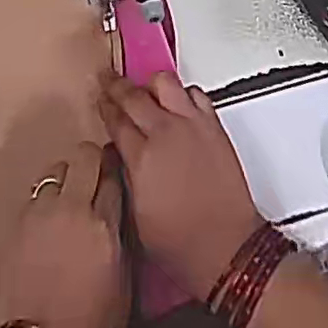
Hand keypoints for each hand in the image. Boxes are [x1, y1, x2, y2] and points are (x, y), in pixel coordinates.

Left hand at [0, 142, 128, 327]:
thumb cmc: (91, 325)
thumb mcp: (121, 280)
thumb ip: (117, 234)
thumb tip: (113, 208)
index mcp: (103, 225)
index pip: (113, 175)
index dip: (115, 170)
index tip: (114, 172)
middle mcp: (71, 209)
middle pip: (84, 156)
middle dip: (91, 160)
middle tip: (93, 174)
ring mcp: (39, 214)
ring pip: (55, 170)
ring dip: (64, 179)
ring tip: (66, 201)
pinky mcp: (15, 224)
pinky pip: (33, 197)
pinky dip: (43, 203)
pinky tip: (46, 224)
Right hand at [99, 74, 264, 297]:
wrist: (226, 247)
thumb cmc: (182, 242)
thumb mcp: (137, 216)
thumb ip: (126, 176)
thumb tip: (119, 154)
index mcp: (141, 157)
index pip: (116, 119)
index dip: (105, 107)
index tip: (101, 99)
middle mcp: (164, 133)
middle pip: (133, 95)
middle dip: (117, 85)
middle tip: (109, 79)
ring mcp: (191, 125)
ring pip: (165, 83)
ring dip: (150, 83)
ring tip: (145, 87)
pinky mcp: (213, 126)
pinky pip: (196, 94)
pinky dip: (184, 92)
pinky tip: (179, 100)